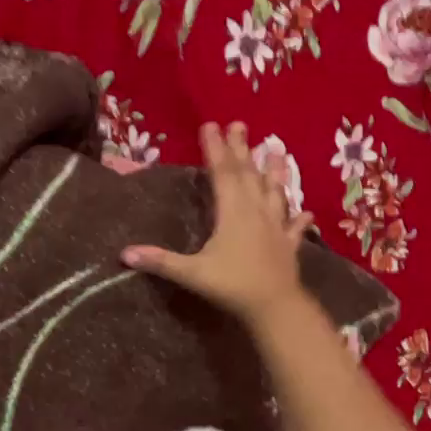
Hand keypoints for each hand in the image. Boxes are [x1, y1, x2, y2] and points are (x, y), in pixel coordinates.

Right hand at [122, 121, 314, 324]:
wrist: (273, 305)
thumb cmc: (231, 285)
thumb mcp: (191, 273)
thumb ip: (160, 261)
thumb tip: (125, 254)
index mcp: (232, 212)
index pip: (222, 173)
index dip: (214, 149)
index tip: (210, 125)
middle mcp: (256, 212)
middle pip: (248, 175)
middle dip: (241, 150)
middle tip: (239, 125)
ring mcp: (275, 228)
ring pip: (275, 193)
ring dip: (274, 173)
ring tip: (277, 151)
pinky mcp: (288, 246)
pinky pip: (294, 229)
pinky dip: (299, 220)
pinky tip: (306, 213)